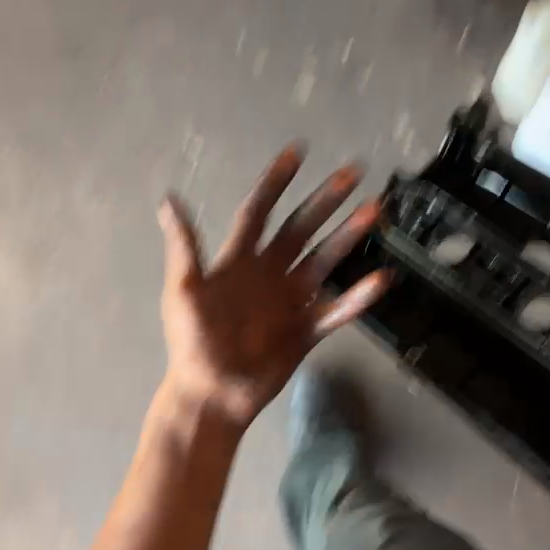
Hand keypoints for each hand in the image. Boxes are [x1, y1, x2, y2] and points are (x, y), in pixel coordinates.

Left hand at [155, 144, 391, 429]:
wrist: (212, 395)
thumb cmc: (192, 343)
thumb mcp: (183, 292)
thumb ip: (184, 248)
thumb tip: (167, 200)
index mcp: (238, 261)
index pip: (258, 212)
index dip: (275, 183)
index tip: (296, 153)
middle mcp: (268, 274)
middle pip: (300, 228)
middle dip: (325, 200)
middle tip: (352, 174)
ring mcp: (290, 301)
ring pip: (324, 260)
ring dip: (347, 237)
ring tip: (374, 212)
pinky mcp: (306, 330)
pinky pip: (337, 309)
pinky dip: (358, 297)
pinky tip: (381, 280)